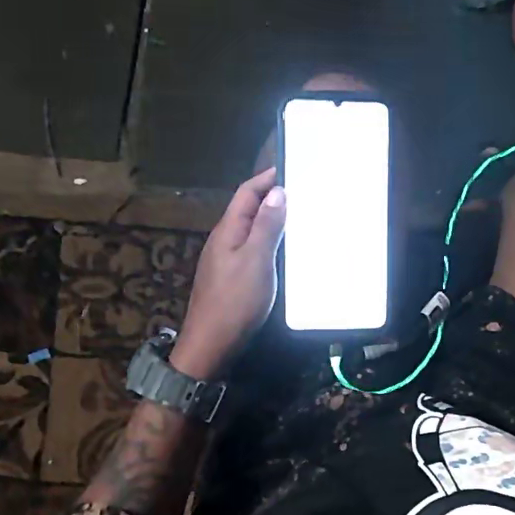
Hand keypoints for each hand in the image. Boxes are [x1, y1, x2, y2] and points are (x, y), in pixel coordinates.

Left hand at [172, 167, 286, 379]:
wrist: (211, 345)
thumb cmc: (235, 301)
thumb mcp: (255, 260)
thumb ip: (266, 226)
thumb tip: (277, 192)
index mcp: (227, 230)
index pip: (246, 193)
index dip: (267, 178)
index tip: (291, 169)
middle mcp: (223, 240)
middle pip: (247, 209)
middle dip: (272, 198)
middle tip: (303, 194)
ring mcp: (225, 260)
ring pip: (250, 230)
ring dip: (272, 221)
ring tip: (299, 218)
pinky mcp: (231, 278)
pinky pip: (251, 249)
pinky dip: (268, 242)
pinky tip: (284, 252)